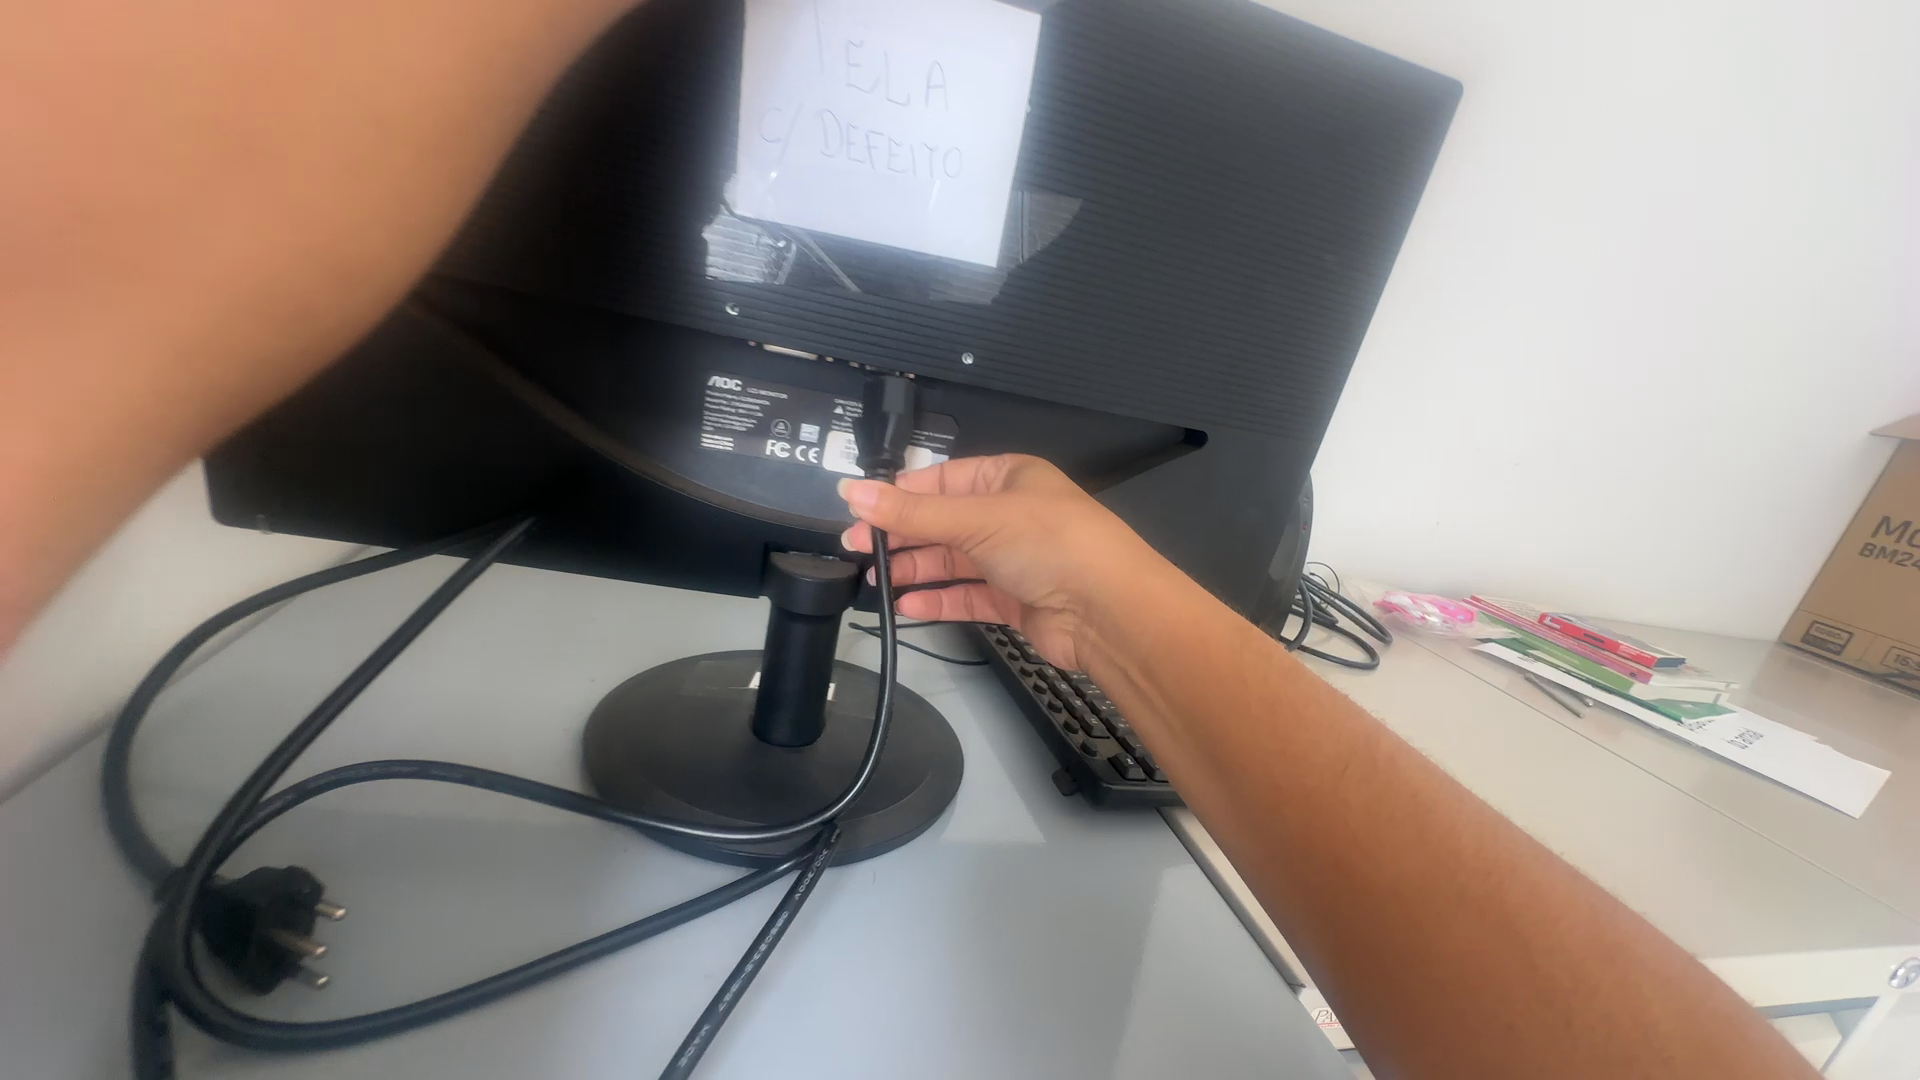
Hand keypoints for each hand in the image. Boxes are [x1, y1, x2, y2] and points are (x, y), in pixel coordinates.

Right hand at [837, 454, 1177, 671]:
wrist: (1109, 612)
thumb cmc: (1056, 545)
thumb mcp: (977, 518)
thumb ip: (912, 511)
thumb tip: (854, 490)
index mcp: (1007, 478)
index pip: (940, 481)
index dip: (899, 495)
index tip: (859, 510)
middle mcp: (1009, 515)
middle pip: (942, 522)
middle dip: (900, 535)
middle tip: (856, 549)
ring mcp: (1012, 559)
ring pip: (951, 561)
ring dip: (913, 569)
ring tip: (876, 580)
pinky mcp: (1013, 600)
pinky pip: (966, 596)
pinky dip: (937, 600)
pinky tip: (907, 605)